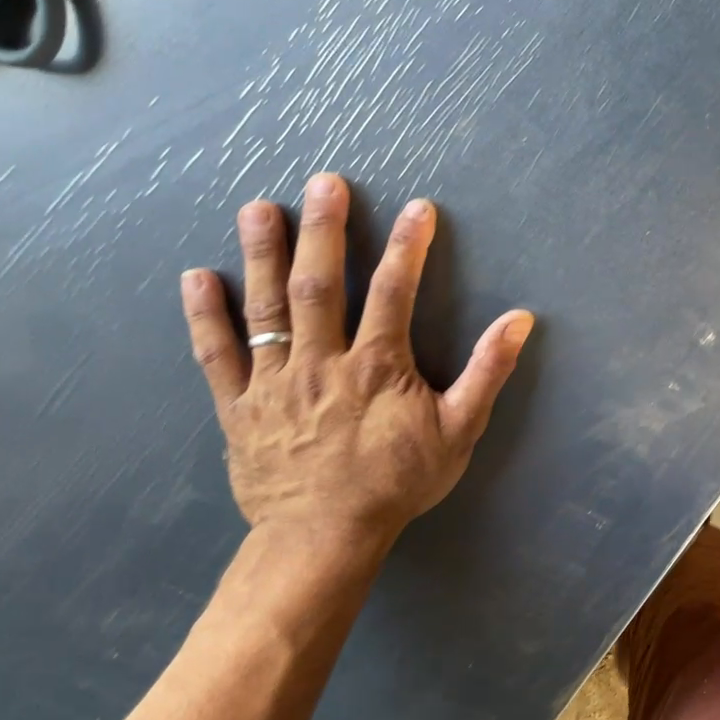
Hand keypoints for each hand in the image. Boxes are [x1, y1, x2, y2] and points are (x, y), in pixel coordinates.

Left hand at [181, 172, 534, 544]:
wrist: (323, 536)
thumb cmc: (399, 480)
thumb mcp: (460, 429)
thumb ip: (488, 372)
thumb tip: (521, 320)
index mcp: (377, 364)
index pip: (395, 291)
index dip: (408, 246)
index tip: (417, 207)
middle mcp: (321, 362)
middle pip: (320, 285)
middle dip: (324, 230)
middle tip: (325, 183)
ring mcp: (274, 382)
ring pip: (266, 309)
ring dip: (263, 255)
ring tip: (258, 208)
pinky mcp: (239, 406)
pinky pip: (217, 355)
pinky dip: (205, 315)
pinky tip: (198, 277)